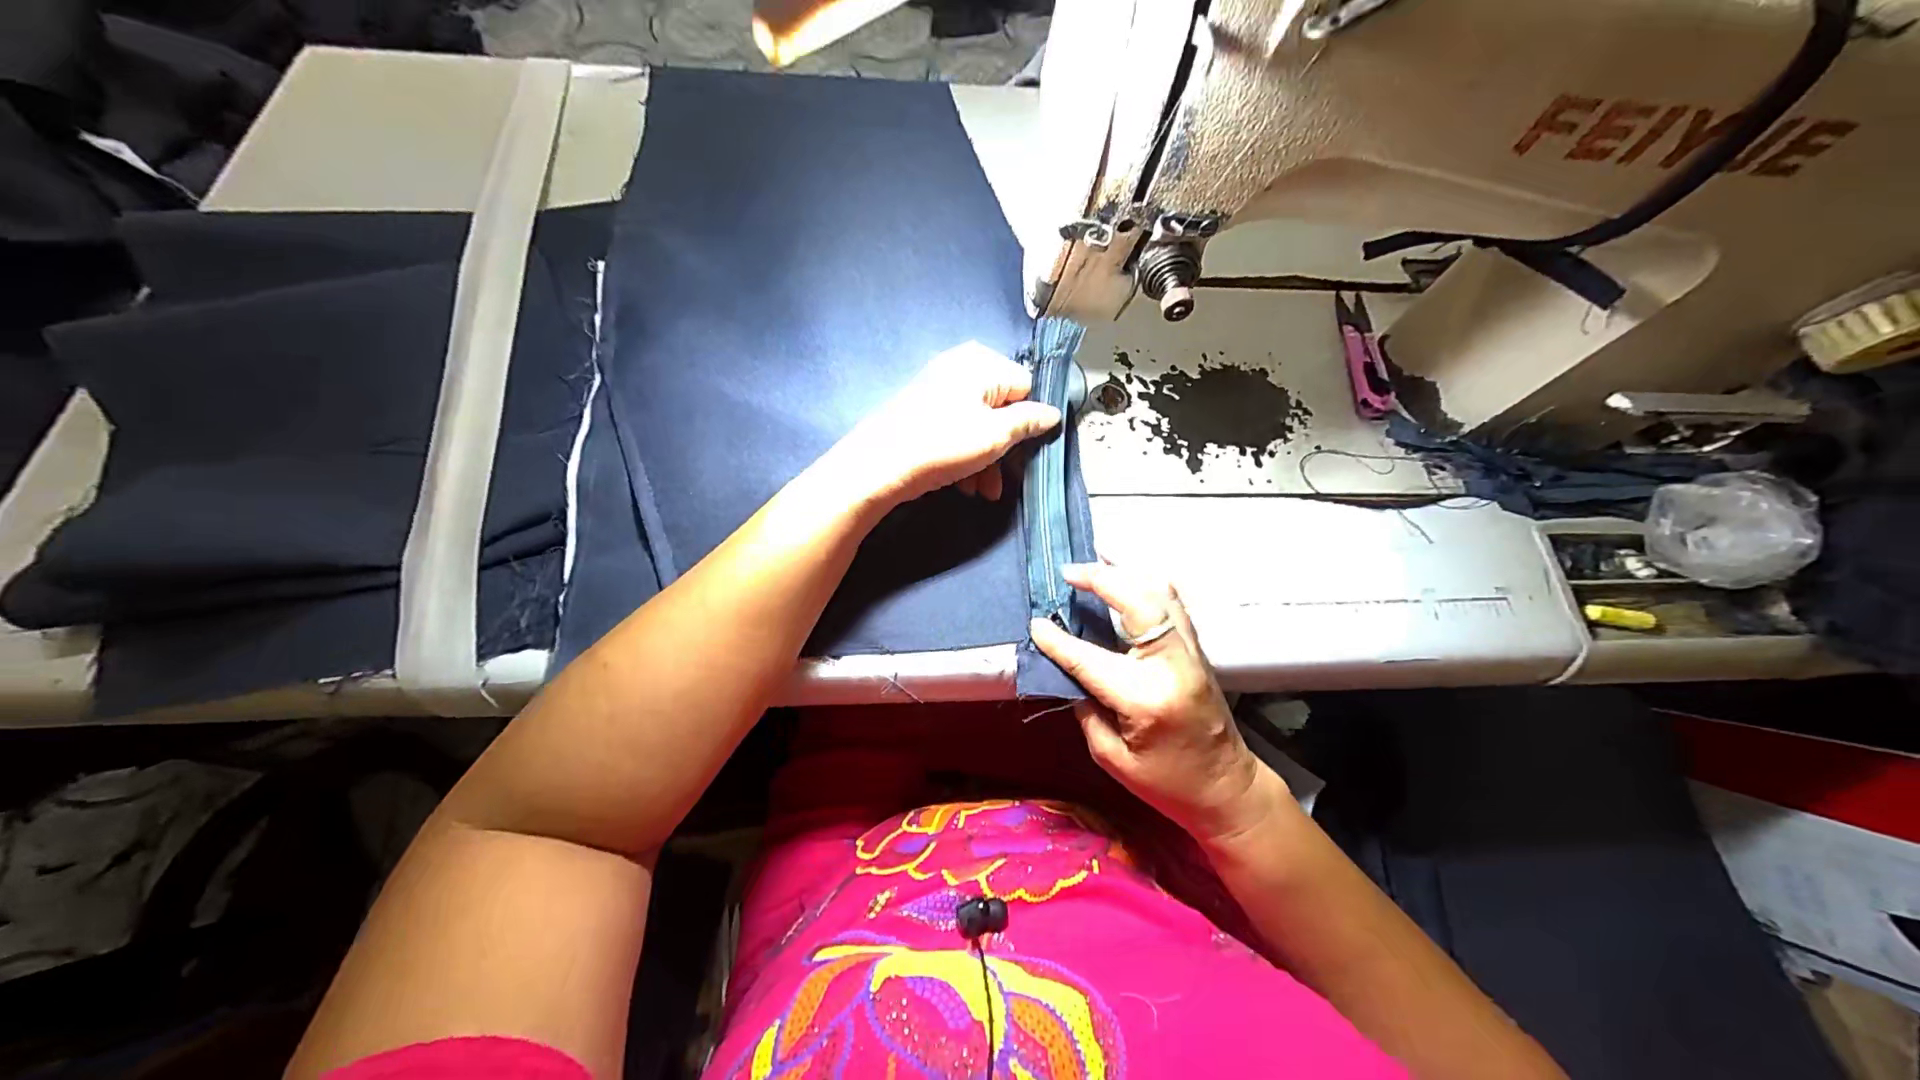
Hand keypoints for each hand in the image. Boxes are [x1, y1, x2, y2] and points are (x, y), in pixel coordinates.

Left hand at [830, 342, 1062, 506]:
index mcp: (980, 362)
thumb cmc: (941, 446)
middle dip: (1004, 448)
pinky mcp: (921, 410)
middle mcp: (958, 366)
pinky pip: (955, 428)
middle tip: (1000, 480)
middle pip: (1000, 407)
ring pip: (978, 423)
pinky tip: (962, 483)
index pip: (1025, 386)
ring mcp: (937, 387)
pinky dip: (963, 454)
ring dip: (985, 459)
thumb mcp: (996, 435)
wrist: (877, 467)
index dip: (1028, 420)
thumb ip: (1029, 421)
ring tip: (980, 489)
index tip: (1025, 450)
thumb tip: (1051, 413)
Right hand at [1030, 562, 1284, 845]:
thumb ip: (1086, 710)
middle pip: (1139, 603)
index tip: (1036, 624)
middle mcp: (1172, 666)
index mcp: (1145, 699)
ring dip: (1125, 575)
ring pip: (1161, 595)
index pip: (1091, 659)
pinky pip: (1172, 604)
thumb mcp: (1112, 758)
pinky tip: (1125, 582)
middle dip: (1101, 580)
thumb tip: (1066, 671)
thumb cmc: (1167, 784)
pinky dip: (1146, 586)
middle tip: (1068, 572)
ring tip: (1093, 569)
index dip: (1058, 641)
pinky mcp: (1198, 651)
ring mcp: (1191, 654)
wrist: (1228, 790)